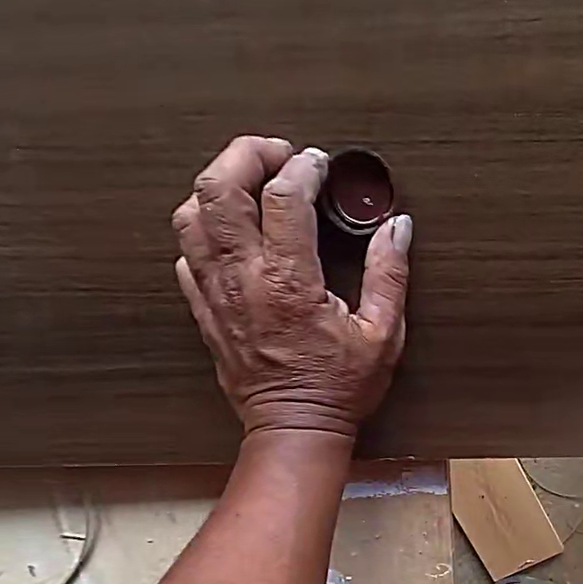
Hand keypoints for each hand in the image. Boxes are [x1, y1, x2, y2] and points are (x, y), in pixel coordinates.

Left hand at [171, 136, 412, 439]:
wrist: (294, 429)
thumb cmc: (338, 388)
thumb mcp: (382, 334)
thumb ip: (389, 273)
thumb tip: (396, 226)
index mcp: (290, 282)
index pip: (284, 196)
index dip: (304, 166)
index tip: (320, 165)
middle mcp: (244, 281)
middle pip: (217, 188)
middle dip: (246, 155)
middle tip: (275, 157)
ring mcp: (217, 295)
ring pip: (190, 216)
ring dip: (217, 188)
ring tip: (249, 187)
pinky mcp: (205, 311)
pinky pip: (186, 256)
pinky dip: (203, 231)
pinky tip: (231, 234)